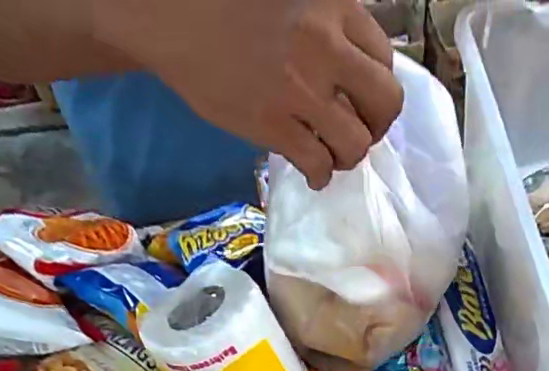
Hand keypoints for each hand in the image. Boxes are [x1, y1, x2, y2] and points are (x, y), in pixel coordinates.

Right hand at [115, 0, 402, 189]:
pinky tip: (313, 173)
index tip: (362, 100)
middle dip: (376, 126)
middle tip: (357, 131)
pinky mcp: (272, 125)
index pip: (385, 60)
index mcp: (332, 5)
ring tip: (332, 154)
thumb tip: (350, 60)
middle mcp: (324, 46)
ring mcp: (299, 90)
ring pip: (355, 143)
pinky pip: (318, 164)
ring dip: (348, 155)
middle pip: (385, 104)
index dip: (377, 87)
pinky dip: (320, 176)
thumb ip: (326, 20)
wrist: (163, 11)